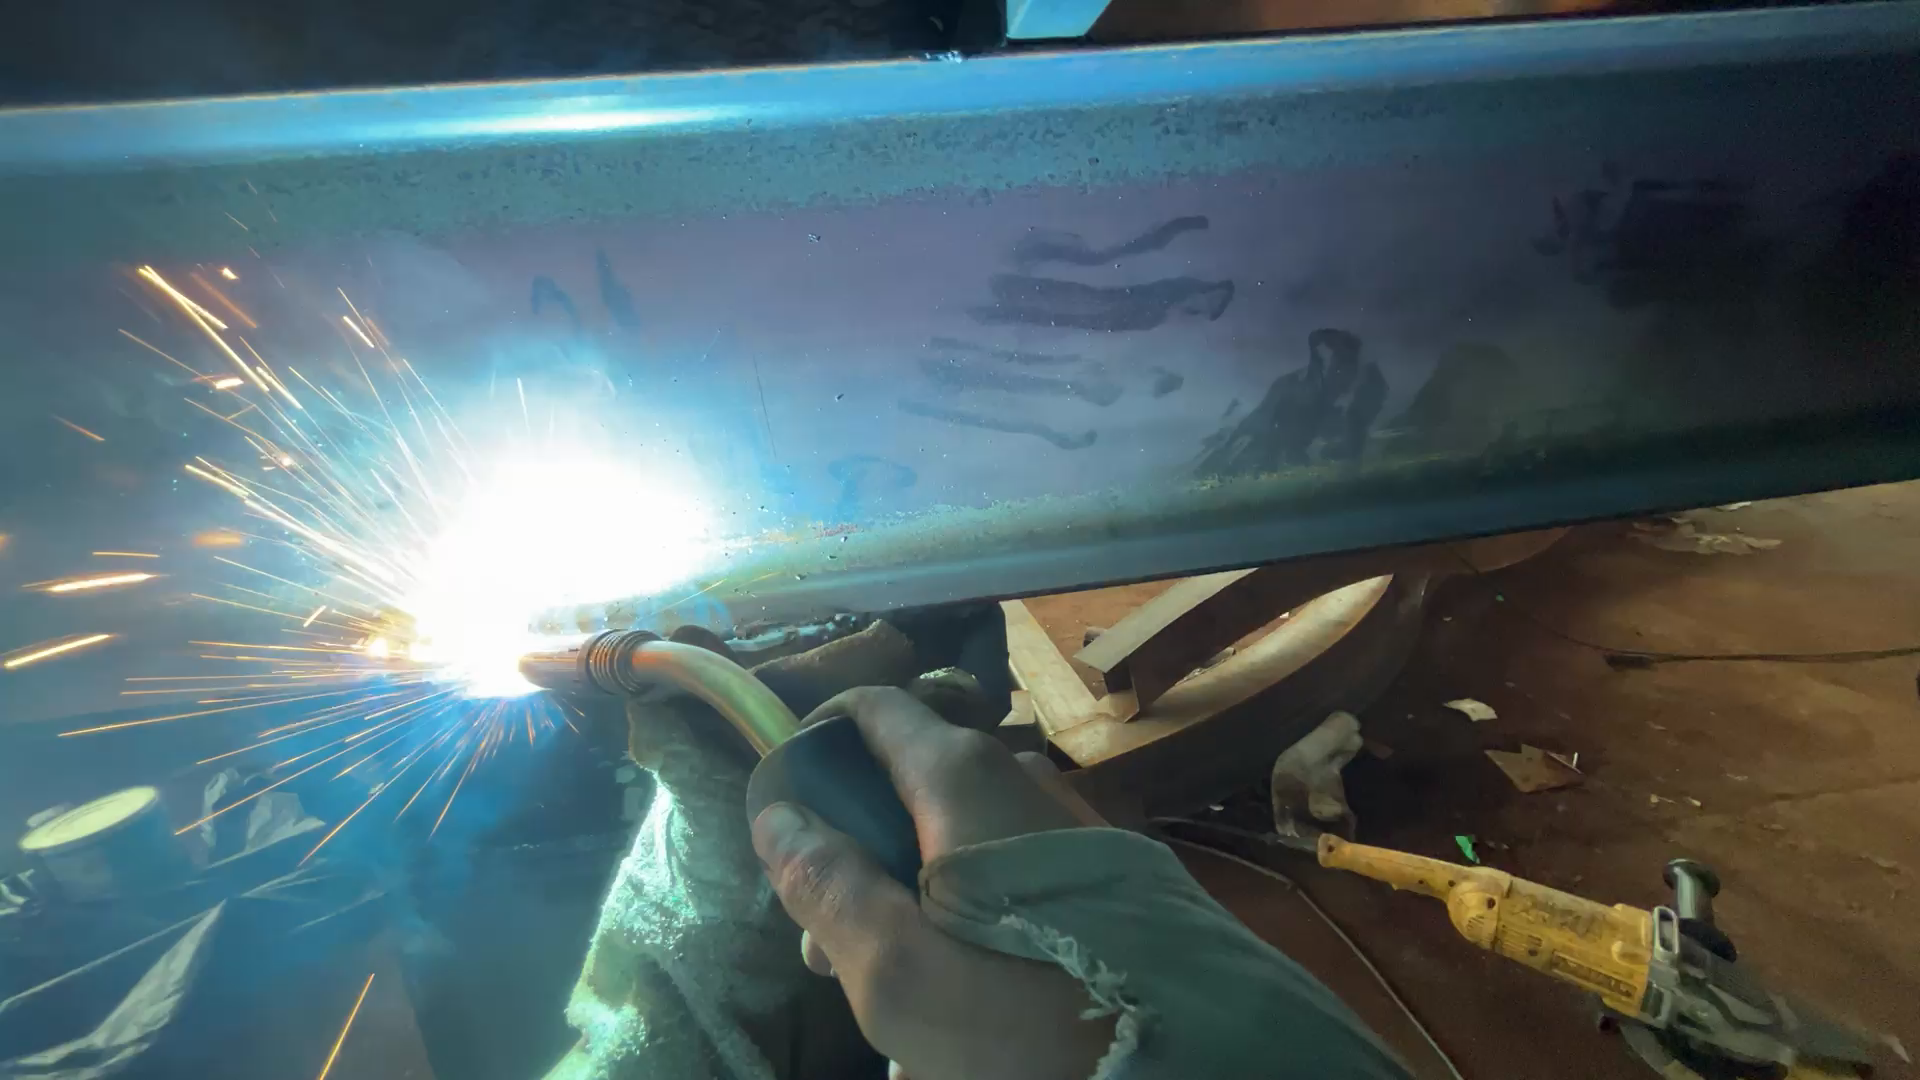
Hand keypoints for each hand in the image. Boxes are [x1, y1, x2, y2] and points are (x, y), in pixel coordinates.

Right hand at [752, 686, 1111, 1079]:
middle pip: (905, 774)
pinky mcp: (1090, 852)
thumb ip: (829, 883)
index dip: (820, 737)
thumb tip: (777, 814)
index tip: (789, 800)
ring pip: (951, 817)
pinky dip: (958, 882)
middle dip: (854, 838)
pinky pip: (1000, 844)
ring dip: (904, 872)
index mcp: (961, 773)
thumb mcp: (900, 969)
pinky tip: (962, 956)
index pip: (874, 707)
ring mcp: (1059, 808)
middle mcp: (1013, 769)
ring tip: (891, 964)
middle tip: (829, 934)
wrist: (1194, 1060)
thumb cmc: (1027, 1013)